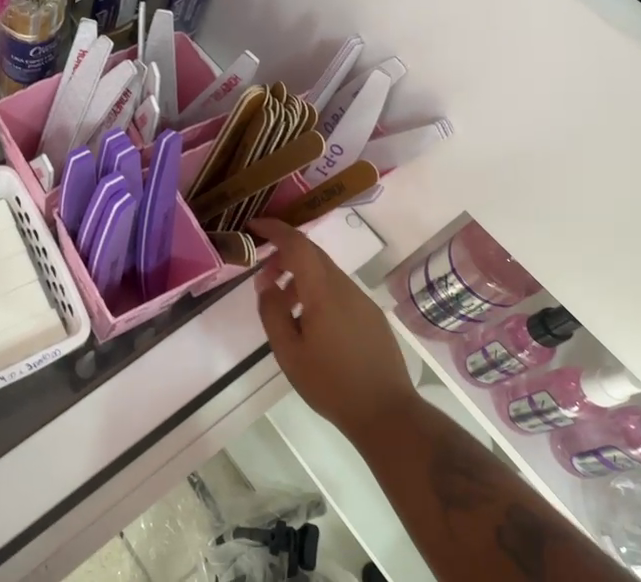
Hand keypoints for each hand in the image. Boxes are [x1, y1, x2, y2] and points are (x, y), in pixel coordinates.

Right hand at [249, 216, 416, 435]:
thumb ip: (272, 311)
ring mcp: (363, 301)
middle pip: (313, 254)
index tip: (253, 226)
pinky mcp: (372, 316)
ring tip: (284, 305)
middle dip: (285, 254)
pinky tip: (310, 322)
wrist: (386, 413)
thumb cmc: (330, 384)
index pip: (297, 244)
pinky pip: (340, 290)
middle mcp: (346, 288)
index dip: (274, 229)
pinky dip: (318, 291)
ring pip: (327, 273)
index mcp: (323, 292)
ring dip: (301, 276)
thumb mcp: (288, 352)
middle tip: (263, 275)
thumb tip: (265, 282)